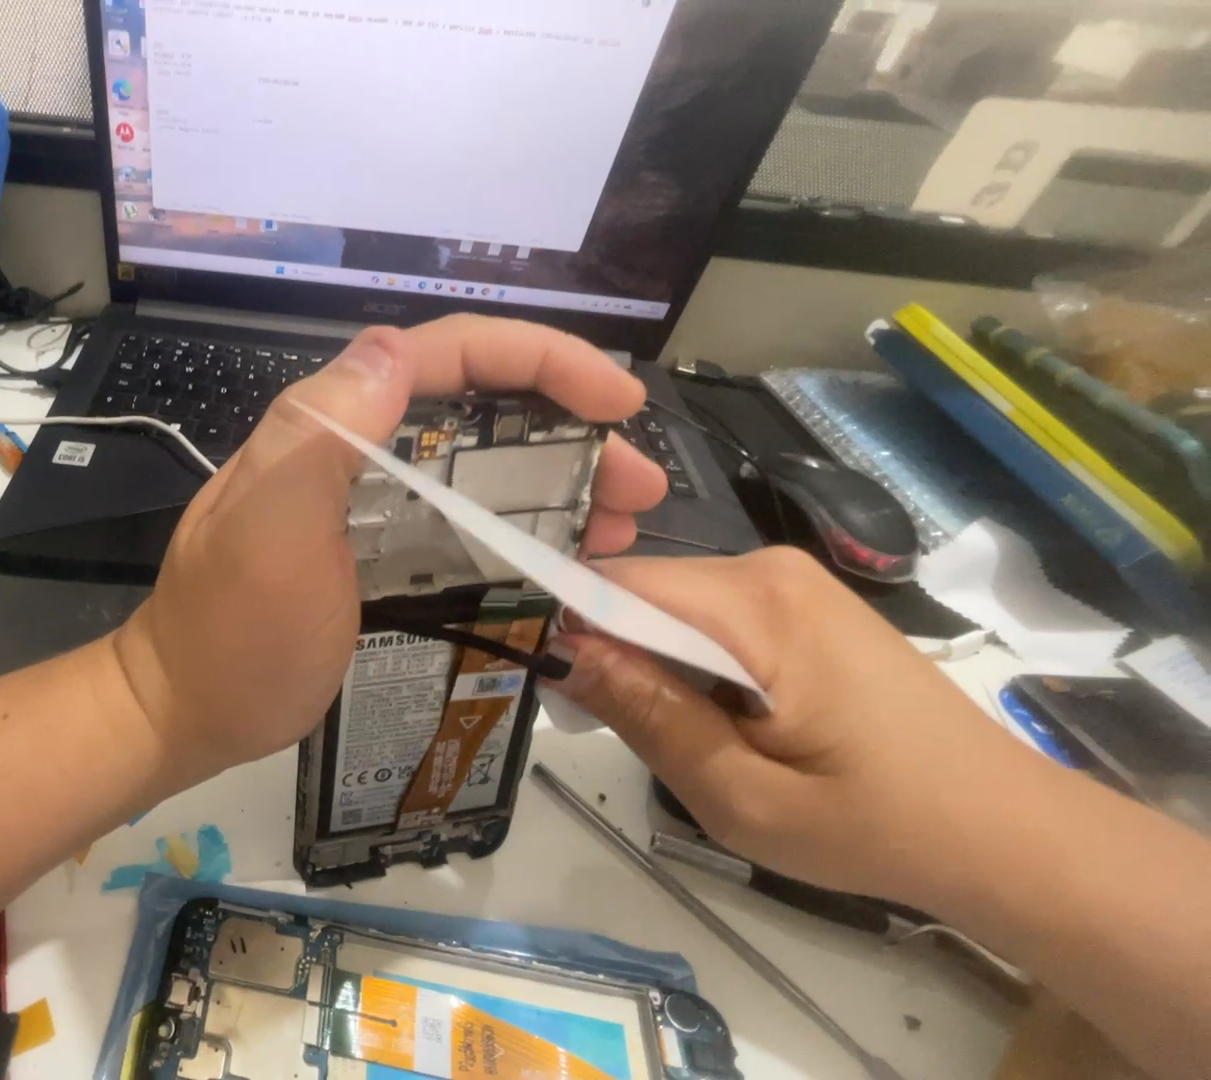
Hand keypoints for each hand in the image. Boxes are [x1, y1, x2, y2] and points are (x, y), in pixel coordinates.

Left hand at [111, 315, 666, 783]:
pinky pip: (463, 525)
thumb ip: (320, 431)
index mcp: (332, 426)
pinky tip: (561, 563)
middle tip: (636, 486)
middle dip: (567, 430)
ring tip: (615, 528)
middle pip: (477, 410)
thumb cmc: (235, 631)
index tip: (615, 401)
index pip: (447, 357)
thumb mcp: (269, 527)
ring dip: (555, 485)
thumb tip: (395, 346)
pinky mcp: (380, 557)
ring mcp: (369, 506)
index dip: (539, 360)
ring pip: (479, 468)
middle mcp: (356, 451)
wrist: (193, 706)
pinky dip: (519, 534)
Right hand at [549, 547, 1062, 904]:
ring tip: (677, 731)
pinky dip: (681, 659)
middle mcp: (766, 569)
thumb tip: (561, 653)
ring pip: (664, 604)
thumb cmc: (875, 825)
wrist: (1006, 832)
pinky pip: (700, 614)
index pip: (616, 584)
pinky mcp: (793, 602)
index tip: (551, 685)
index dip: (569, 627)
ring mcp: (785, 581)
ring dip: (646, 661)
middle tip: (616, 728)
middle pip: (638, 590)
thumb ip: (648, 716)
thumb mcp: (742, 796)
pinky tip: (711, 714)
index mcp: (758, 604)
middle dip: (609, 651)